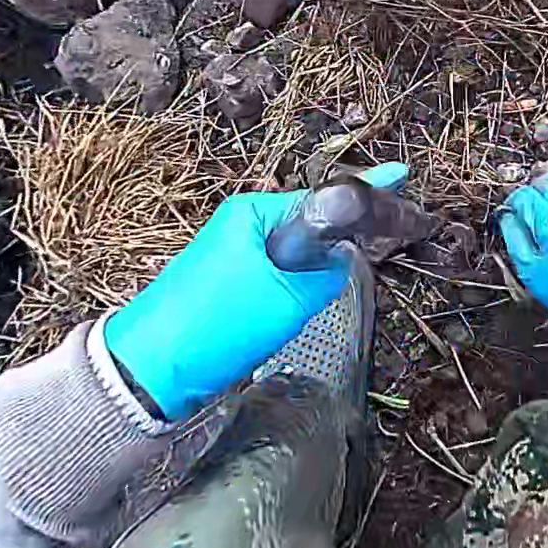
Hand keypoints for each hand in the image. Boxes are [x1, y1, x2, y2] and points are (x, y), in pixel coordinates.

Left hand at [103, 162, 408, 418]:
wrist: (146, 374)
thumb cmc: (218, 323)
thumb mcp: (288, 299)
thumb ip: (329, 273)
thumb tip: (345, 259)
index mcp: (254, 213)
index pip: (322, 197)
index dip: (366, 190)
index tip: (401, 174)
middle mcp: (245, 223)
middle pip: (312, 222)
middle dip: (343, 235)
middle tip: (388, 237)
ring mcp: (236, 251)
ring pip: (296, 252)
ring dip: (318, 266)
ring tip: (348, 274)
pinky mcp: (231, 280)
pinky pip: (280, 271)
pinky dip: (299, 281)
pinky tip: (312, 296)